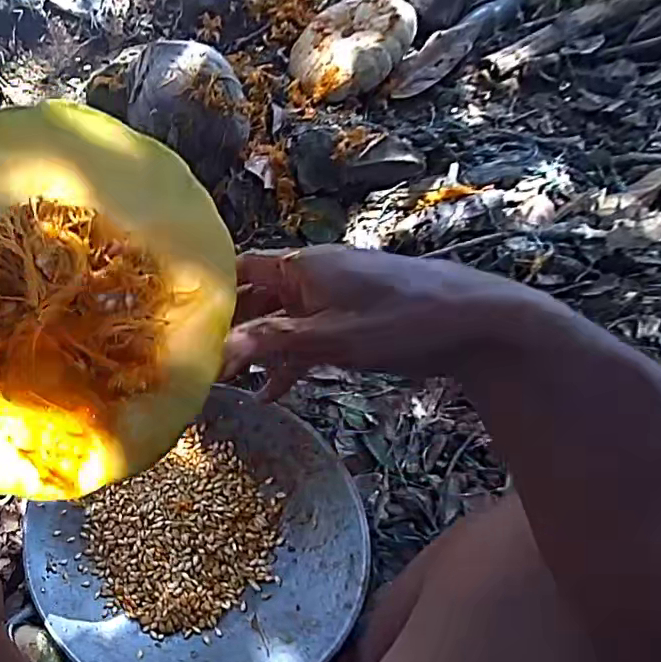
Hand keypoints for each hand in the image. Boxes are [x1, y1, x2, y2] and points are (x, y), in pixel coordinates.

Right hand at [222, 245, 558, 398]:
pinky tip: (271, 394)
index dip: (211, 291)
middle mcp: (310, 277)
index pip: (241, 270)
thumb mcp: (329, 336)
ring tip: (228, 381)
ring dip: (255, 351)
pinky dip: (287, 364)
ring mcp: (330, 300)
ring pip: (277, 323)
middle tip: (200, 360)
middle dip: (228, 330)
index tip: (183, 319)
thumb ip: (272, 343)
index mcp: (301, 268)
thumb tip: (219, 352)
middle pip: (255, 299)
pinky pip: (305, 340)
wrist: (477, 323)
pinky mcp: (348, 322)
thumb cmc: (399, 321)